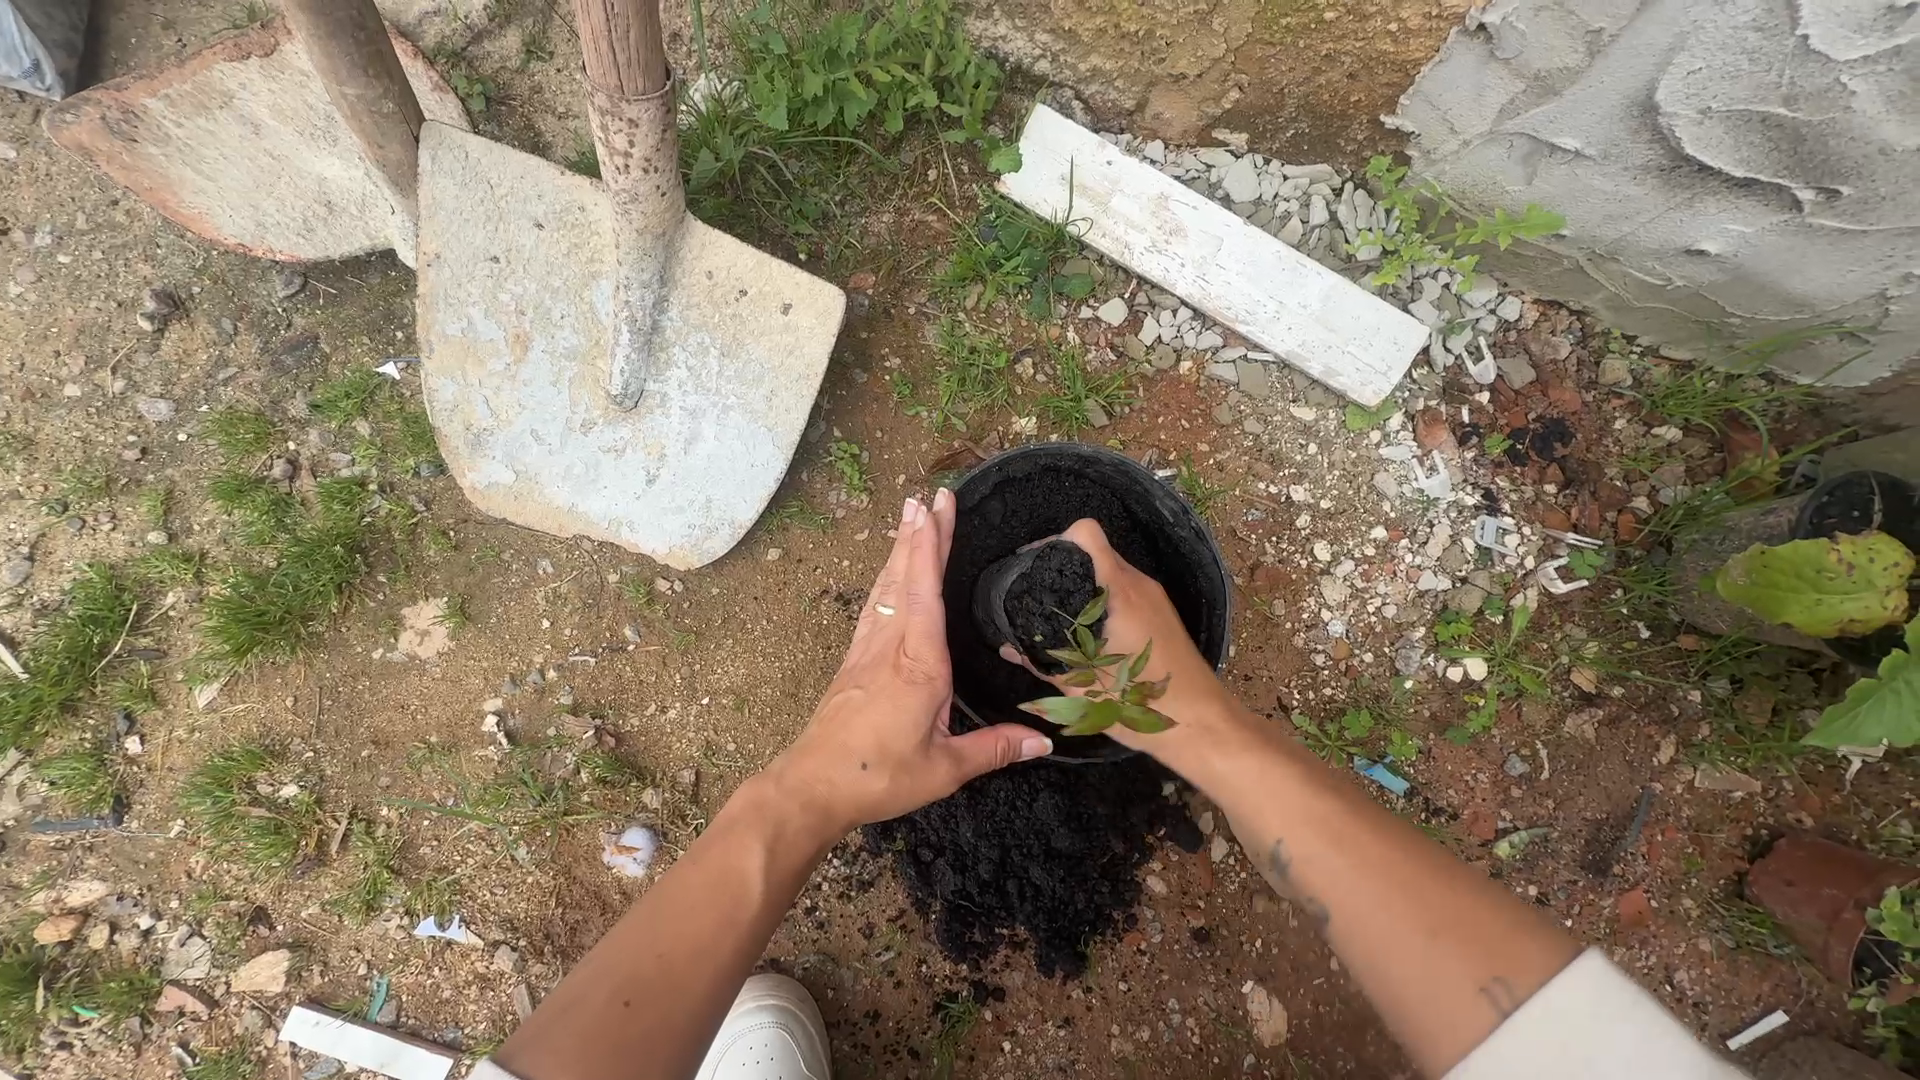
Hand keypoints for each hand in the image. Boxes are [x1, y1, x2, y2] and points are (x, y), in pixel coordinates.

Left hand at [765, 489, 1052, 837]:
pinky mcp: (854, 661)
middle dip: (920, 533)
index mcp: (919, 664)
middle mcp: (892, 646)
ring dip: (900, 549)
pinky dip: (885, 579)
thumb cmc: (879, 776)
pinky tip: (888, 573)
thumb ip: (994, 748)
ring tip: (909, 516)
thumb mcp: (945, 769)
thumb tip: (1044, 741)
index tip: (937, 506)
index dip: (932, 545)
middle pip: (905, 577)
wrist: (812, 785)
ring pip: (885, 587)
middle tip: (932, 495)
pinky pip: (874, 606)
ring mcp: (868, 650)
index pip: (926, 591)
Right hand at [998, 518, 1227, 749]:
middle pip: (1095, 551)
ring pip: (1110, 573)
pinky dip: (1101, 600)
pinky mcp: (1162, 614)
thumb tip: (1006, 646)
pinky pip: (1124, 591)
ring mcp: (1154, 598)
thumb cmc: (1141, 705)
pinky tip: (1087, 632)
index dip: (1056, 539)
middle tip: (1034, 594)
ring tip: (1056, 615)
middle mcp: (1139, 585)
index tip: (1032, 565)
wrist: (1203, 726)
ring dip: (1082, 585)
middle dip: (1062, 566)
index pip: (1087, 533)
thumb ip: (1040, 662)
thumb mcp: (1081, 688)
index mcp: (1119, 591)